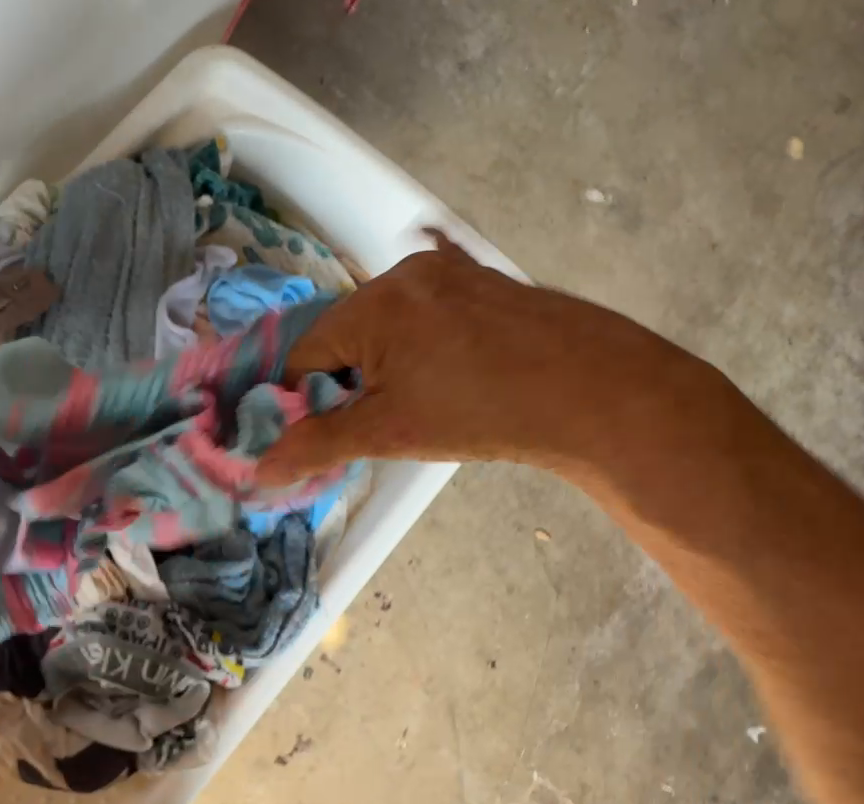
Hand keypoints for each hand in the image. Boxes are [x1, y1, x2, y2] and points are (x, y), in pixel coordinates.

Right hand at [258, 232, 722, 484]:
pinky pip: (422, 310)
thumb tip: (257, 473)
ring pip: (381, 326)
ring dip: (381, 365)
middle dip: (345, 381)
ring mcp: (449, 271)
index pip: (302, 357)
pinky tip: (433, 360)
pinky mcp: (483, 279)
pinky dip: (414, 339)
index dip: (307, 401)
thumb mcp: (387, 433)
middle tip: (379, 419)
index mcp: (372, 303)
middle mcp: (405, 273)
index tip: (334, 431)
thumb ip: (315, 446)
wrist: (606, 396)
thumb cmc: (484, 412)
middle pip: (340, 337)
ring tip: (420, 401)